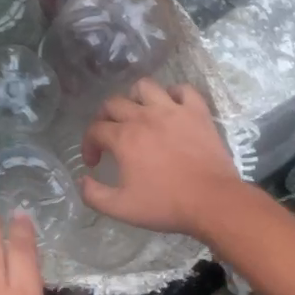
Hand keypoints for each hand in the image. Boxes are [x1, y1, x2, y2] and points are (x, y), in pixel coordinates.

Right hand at [80, 78, 250, 236]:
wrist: (213, 202)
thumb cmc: (167, 205)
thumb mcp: (122, 208)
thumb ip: (94, 195)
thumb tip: (82, 180)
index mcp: (124, 138)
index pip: (95, 129)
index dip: (89, 144)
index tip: (94, 162)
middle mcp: (144, 117)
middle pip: (114, 103)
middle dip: (104, 117)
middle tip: (109, 134)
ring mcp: (172, 110)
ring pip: (145, 87)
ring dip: (135, 97)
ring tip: (137, 112)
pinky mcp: (197, 112)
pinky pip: (183, 90)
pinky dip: (174, 94)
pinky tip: (171, 107)